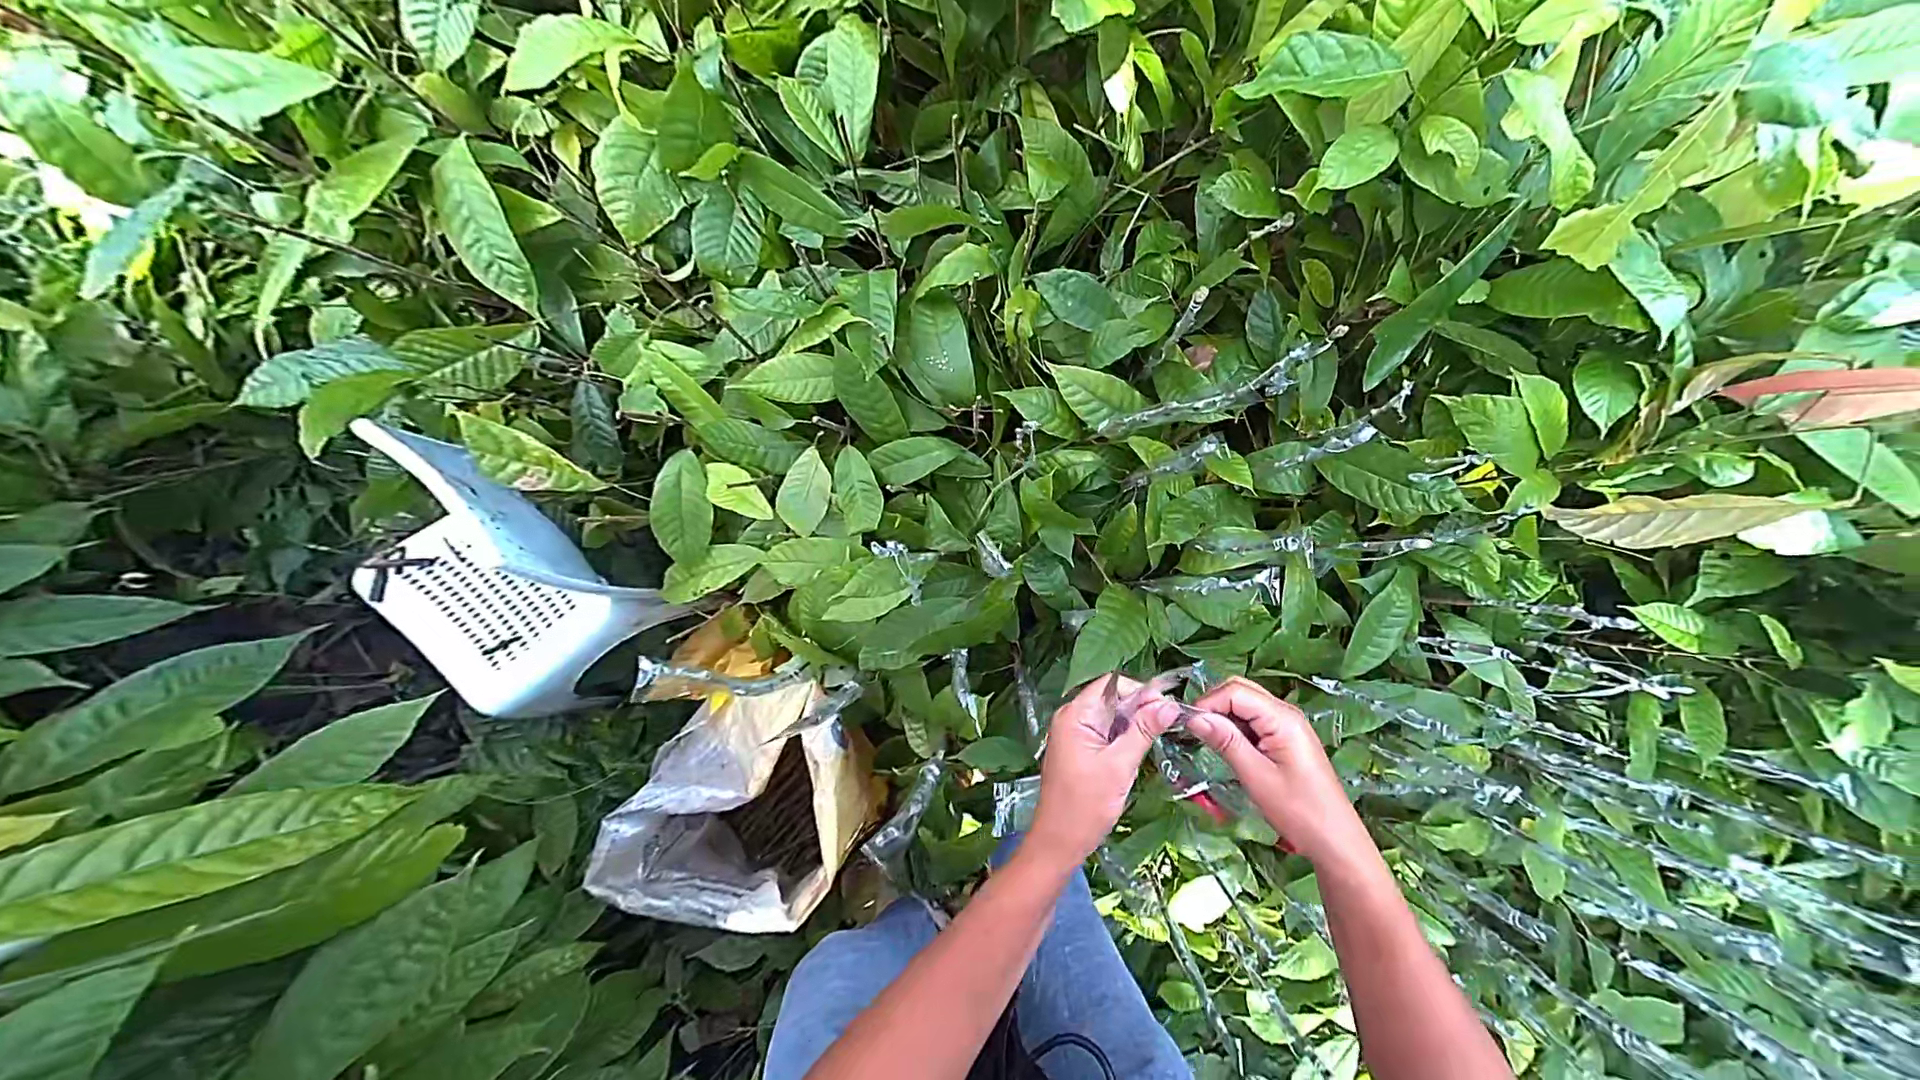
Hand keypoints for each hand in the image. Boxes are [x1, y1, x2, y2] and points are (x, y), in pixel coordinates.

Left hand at [1027, 674, 1179, 866]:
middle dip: (1140, 706)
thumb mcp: (1119, 765)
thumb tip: (1169, 705)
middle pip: (1112, 697)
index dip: (1140, 690)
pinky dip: (1124, 736)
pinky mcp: (1080, 748)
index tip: (1166, 707)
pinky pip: (1105, 731)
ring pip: (1111, 715)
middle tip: (1168, 722)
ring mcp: (1074, 733)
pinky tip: (1139, 748)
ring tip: (1158, 735)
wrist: (1059, 840)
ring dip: (1134, 722)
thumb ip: (1143, 731)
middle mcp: (1071, 717)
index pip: (1111, 684)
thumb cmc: (1085, 805)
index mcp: (1075, 715)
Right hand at [1186, 676, 1369, 865]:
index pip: (1235, 691)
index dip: (1208, 702)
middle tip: (1195, 730)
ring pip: (1245, 703)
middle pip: (1240, 690)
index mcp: (1282, 718)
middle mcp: (1286, 713)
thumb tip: (1194, 718)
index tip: (1188, 725)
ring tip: (1208, 739)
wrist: (1335, 841)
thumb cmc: (1298, 810)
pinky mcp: (1285, 737)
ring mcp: (1287, 724)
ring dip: (1223, 715)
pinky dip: (1235, 726)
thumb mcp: (1256, 776)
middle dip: (1213, 704)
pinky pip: (1253, 719)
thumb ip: (1226, 741)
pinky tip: (1227, 745)